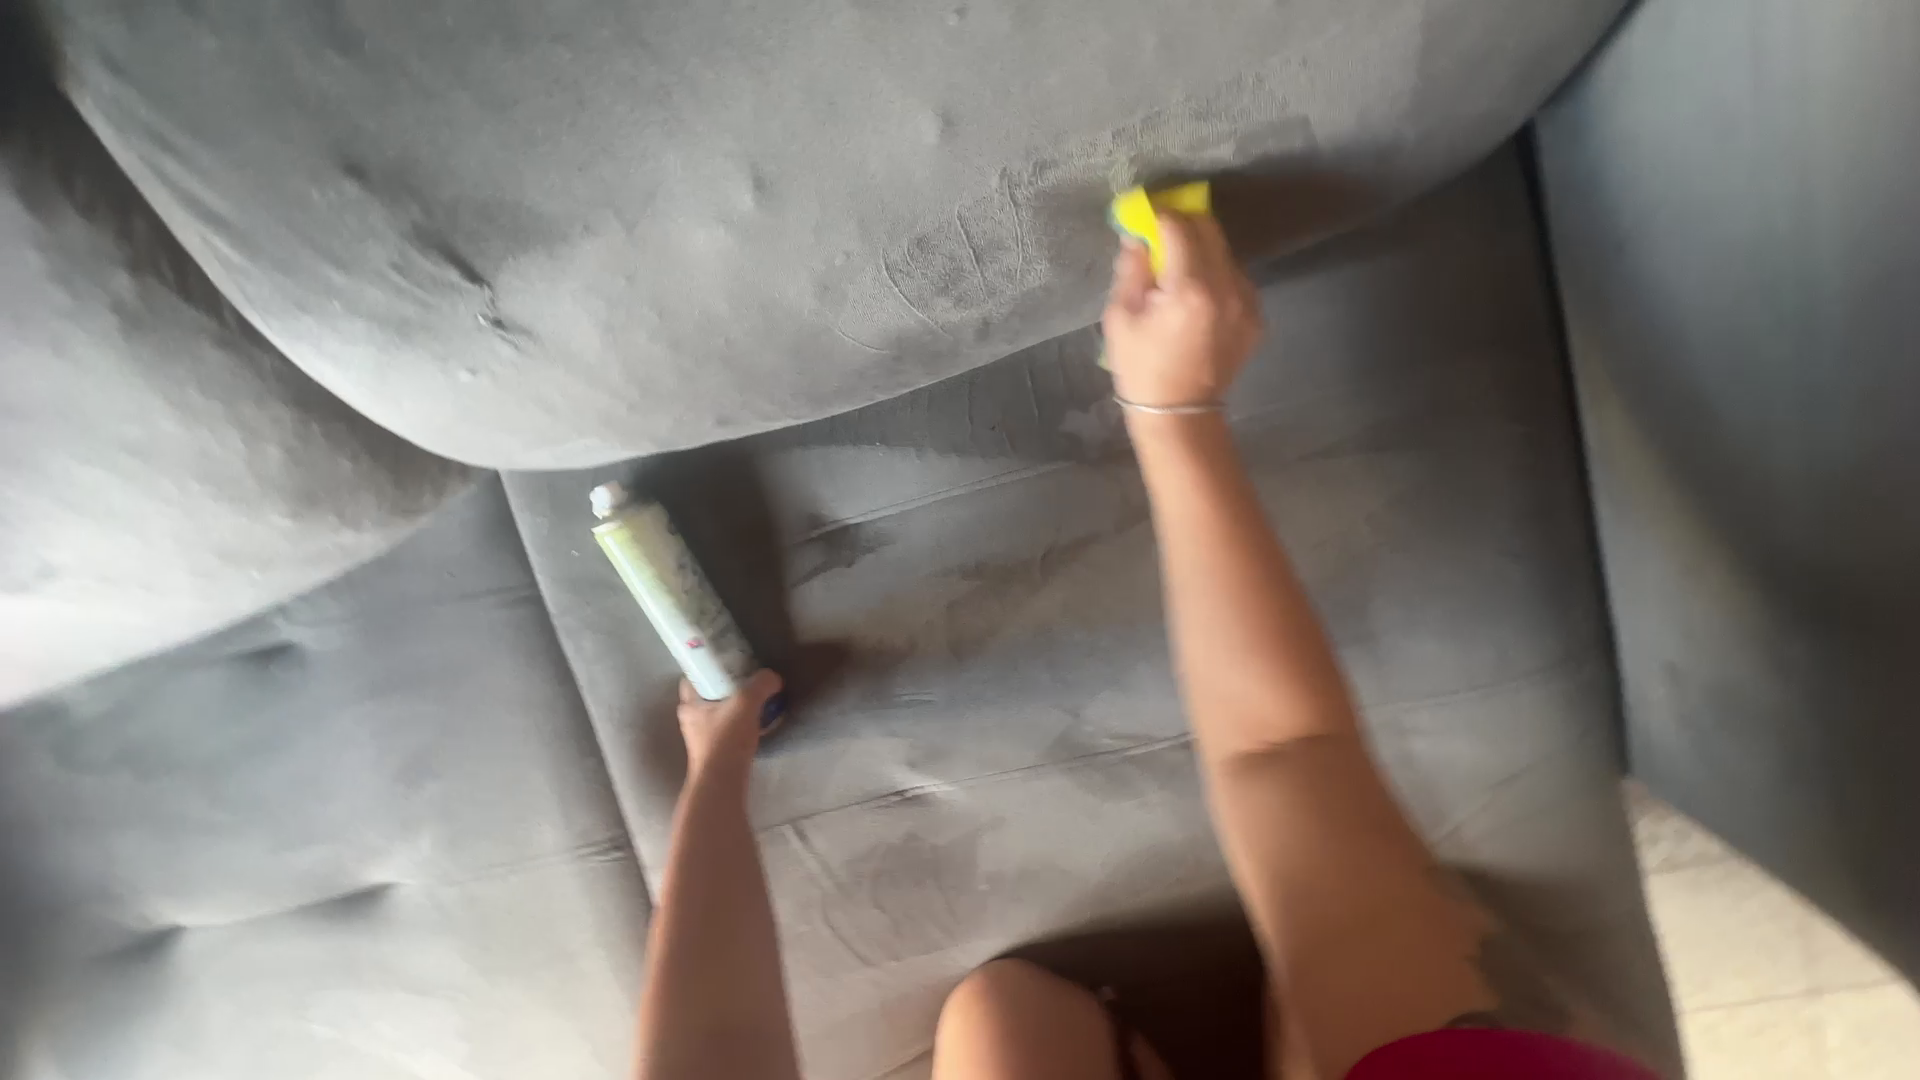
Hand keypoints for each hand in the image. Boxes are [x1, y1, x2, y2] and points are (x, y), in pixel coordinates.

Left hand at [677, 670, 782, 778]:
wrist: (722, 782)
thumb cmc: (726, 739)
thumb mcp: (746, 703)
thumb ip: (761, 684)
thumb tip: (773, 677)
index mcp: (689, 704)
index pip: (692, 677)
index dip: (708, 667)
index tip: (727, 662)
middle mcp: (690, 720)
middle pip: (707, 694)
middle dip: (725, 686)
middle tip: (746, 680)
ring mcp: (700, 738)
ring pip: (717, 712)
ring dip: (733, 706)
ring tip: (755, 700)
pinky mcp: (713, 752)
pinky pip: (725, 729)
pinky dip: (738, 723)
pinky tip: (755, 722)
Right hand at [1102, 211, 1262, 409]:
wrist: (1179, 414)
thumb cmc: (1140, 369)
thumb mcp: (1120, 319)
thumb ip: (1131, 270)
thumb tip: (1137, 237)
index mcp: (1189, 288)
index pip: (1178, 226)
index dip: (1159, 216)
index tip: (1145, 219)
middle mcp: (1226, 287)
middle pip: (1209, 229)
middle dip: (1183, 225)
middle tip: (1161, 237)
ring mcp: (1247, 302)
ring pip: (1225, 254)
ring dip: (1201, 254)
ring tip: (1179, 279)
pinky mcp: (1256, 317)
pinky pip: (1236, 280)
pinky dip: (1216, 279)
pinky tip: (1198, 304)